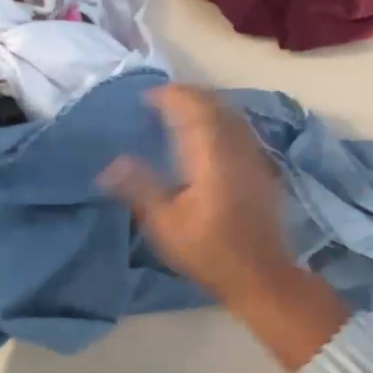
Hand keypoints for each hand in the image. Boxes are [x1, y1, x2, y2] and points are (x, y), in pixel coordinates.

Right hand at [102, 84, 350, 369]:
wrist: (262, 276)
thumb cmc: (209, 251)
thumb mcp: (164, 224)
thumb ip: (139, 188)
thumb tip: (110, 165)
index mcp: (211, 155)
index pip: (193, 108)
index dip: (170, 96)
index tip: (146, 97)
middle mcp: (236, 148)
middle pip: (215, 105)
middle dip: (188, 95)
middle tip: (161, 98)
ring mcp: (254, 157)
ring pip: (231, 114)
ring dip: (207, 105)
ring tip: (182, 109)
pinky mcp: (263, 169)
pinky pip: (241, 129)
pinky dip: (222, 120)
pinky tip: (210, 133)